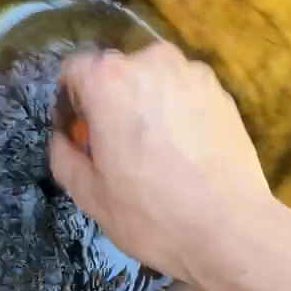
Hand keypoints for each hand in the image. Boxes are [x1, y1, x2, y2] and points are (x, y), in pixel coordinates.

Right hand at [50, 43, 277, 283]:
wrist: (229, 229)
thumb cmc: (151, 215)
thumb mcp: (91, 197)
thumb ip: (64, 158)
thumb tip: (62, 139)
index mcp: (109, 82)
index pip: (75, 69)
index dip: (70, 103)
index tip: (78, 136)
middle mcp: (151, 62)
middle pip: (116, 73)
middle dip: (109, 104)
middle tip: (115, 151)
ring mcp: (192, 73)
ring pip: (153, 82)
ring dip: (144, 108)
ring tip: (153, 155)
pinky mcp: (221, 92)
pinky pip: (183, 95)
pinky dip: (176, 114)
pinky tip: (183, 155)